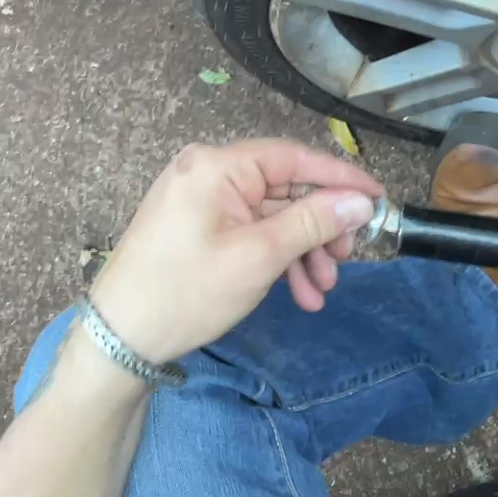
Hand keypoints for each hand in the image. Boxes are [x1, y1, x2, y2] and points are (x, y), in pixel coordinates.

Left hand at [87, 140, 382, 363]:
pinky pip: (248, 230)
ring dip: (301, 251)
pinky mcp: (197, 225)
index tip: (379, 199)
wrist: (118, 339)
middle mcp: (208, 171)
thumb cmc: (187, 292)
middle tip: (346, 259)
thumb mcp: (258, 258)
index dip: (341, 178)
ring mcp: (200, 198)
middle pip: (284, 189)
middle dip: (319, 228)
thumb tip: (359, 201)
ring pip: (270, 215)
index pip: (294, 157)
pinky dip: (274, 258)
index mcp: (218, 165)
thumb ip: (313, 223)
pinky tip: (298, 293)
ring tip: (321, 290)